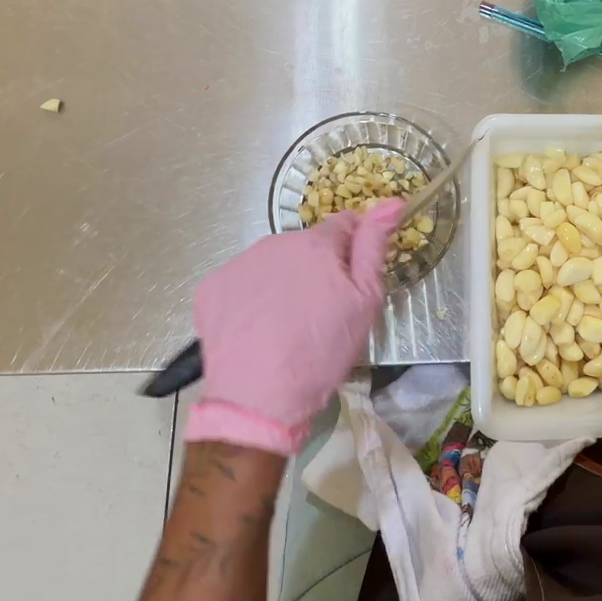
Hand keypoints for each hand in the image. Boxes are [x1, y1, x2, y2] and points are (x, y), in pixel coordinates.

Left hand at [183, 199, 406, 456]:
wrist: (259, 399)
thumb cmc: (322, 352)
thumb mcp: (365, 301)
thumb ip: (374, 247)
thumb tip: (391, 201)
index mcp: (315, 244)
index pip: (343, 225)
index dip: (353, 250)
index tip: (352, 281)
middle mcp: (273, 244)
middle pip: (306, 246)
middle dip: (317, 269)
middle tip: (323, 312)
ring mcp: (238, 265)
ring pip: (273, 264)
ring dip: (284, 282)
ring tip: (289, 325)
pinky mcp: (210, 289)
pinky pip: (241, 284)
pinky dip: (252, 299)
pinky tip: (258, 330)